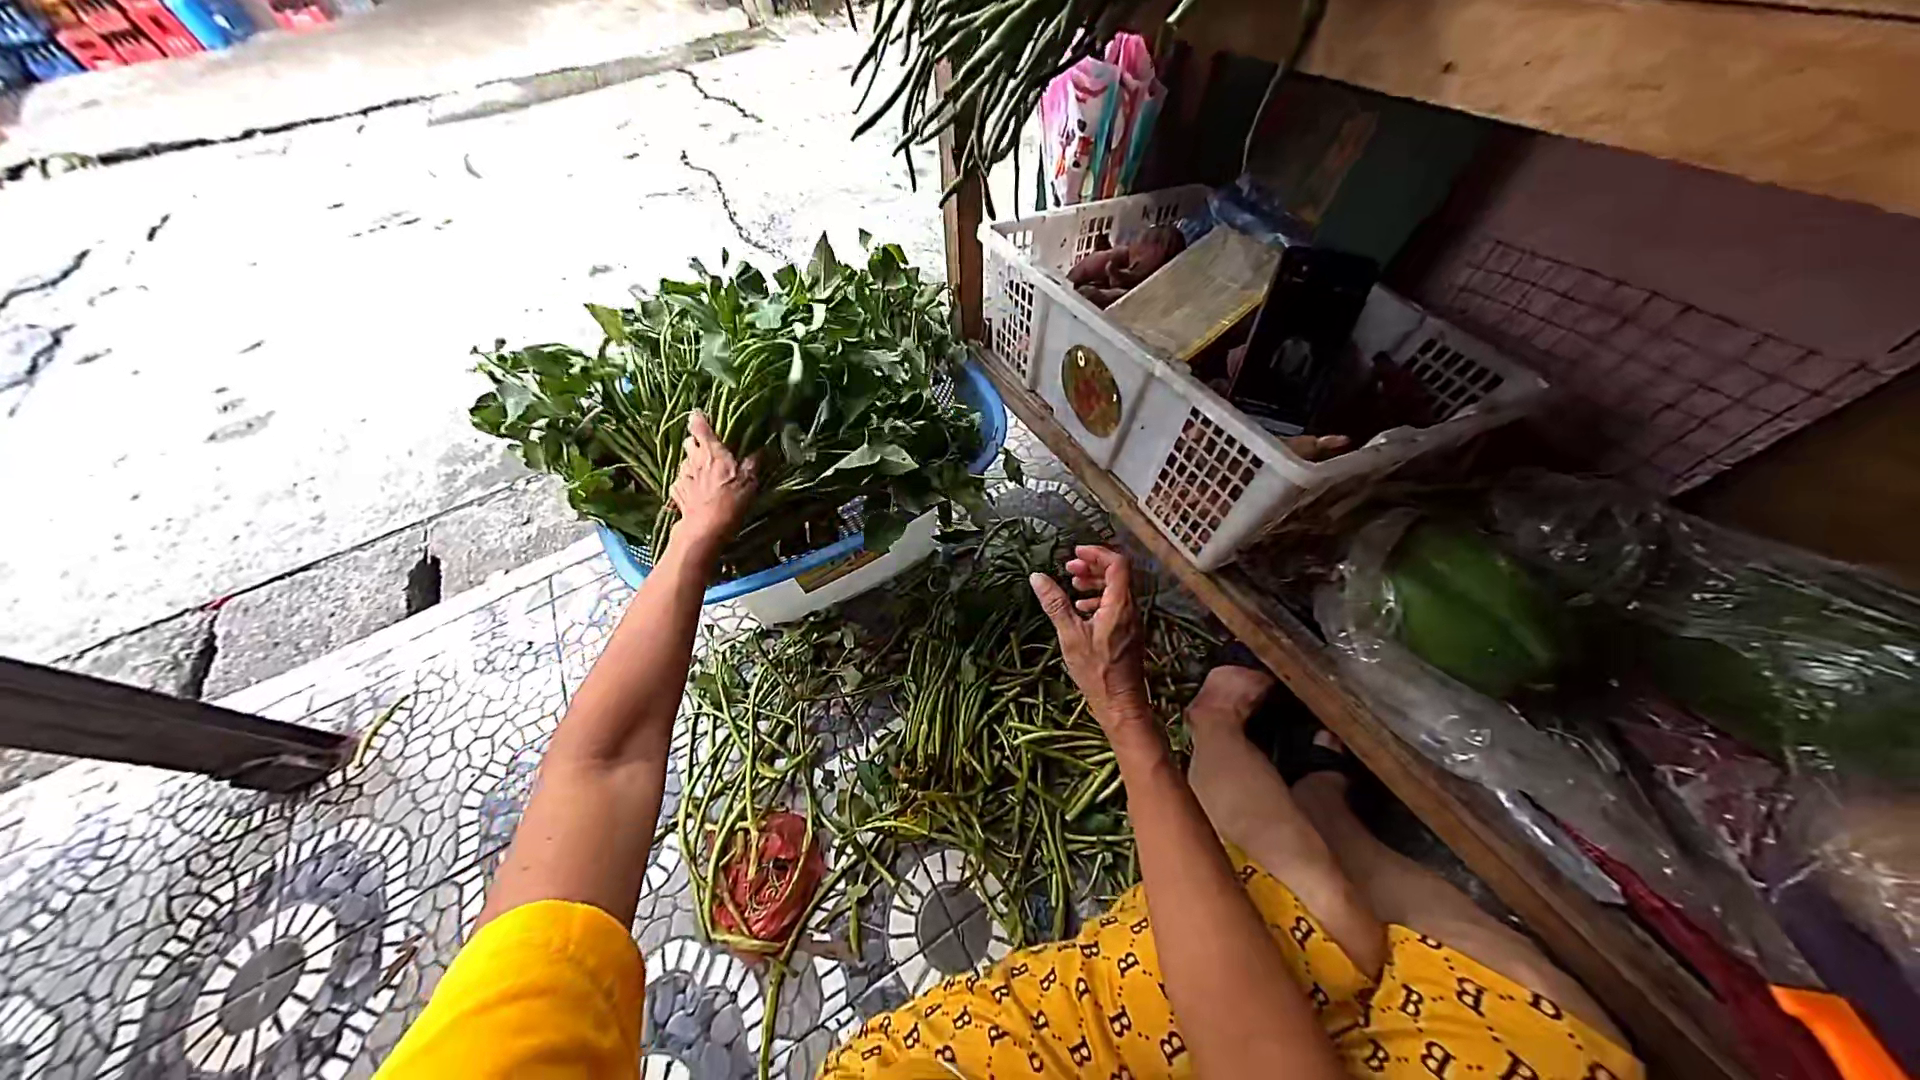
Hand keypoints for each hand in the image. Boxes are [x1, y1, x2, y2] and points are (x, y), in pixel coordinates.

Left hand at [669, 410, 757, 553]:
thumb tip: (762, 449)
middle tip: (709, 450)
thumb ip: (754, 463)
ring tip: (705, 474)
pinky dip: (688, 482)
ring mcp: (682, 476)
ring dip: (693, 463)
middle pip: (689, 442)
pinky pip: (681, 481)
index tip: (700, 415)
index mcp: (712, 452)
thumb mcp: (750, 482)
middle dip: (696, 443)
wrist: (705, 529)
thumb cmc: (730, 502)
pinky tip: (697, 491)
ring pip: (685, 461)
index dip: (699, 419)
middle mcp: (693, 460)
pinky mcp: (676, 491)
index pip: (700, 427)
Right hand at [1030, 546, 1154, 739]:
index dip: (1097, 553)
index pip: (1117, 564)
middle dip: (1093, 565)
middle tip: (1070, 567)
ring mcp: (1131, 620)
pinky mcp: (1128, 632)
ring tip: (1073, 584)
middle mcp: (1131, 609)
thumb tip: (1037, 577)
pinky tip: (1081, 608)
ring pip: (1117, 588)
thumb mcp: (1070, 635)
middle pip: (1118, 573)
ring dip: (1095, 581)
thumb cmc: (1097, 672)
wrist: (1121, 703)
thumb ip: (1055, 604)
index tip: (1075, 553)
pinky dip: (1099, 598)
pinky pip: (1116, 603)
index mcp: (1120, 605)